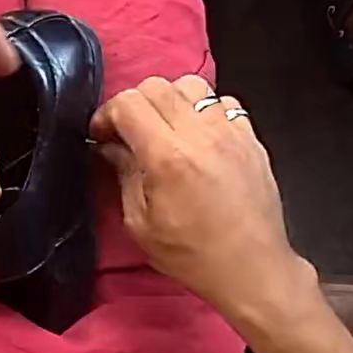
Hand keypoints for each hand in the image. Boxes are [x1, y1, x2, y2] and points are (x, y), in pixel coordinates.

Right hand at [90, 76, 313, 317]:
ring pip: (192, 85)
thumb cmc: (190, 254)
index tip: (101, 136)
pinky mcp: (251, 138)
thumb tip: (110, 146)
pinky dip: (203, 111)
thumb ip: (123, 175)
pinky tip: (198, 138)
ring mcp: (231, 132)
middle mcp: (201, 134)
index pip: (129, 103)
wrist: (250, 267)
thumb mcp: (140, 223)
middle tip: (127, 132)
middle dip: (133, 104)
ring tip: (164, 129)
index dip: (106, 115)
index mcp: (168, 157)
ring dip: (169, 101)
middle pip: (158, 86)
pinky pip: (223, 103)